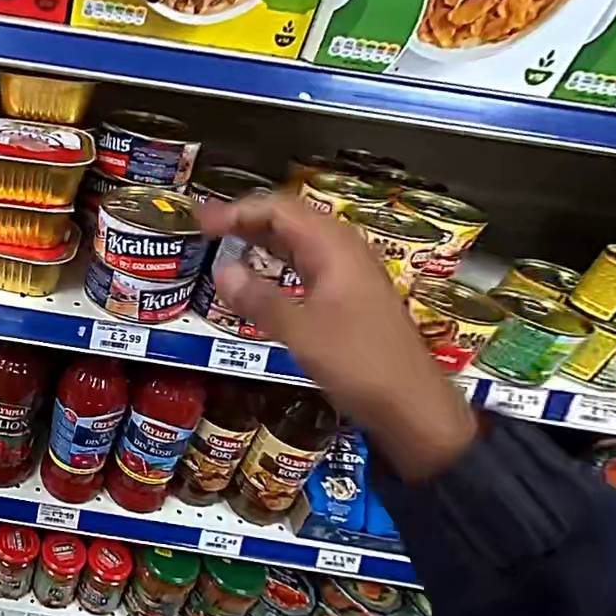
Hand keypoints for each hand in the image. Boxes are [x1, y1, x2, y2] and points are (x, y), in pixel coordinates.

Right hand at [200, 195, 477, 480]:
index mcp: (334, 248)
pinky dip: (279, 261)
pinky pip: (308, 263)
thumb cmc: (359, 364)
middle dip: (247, 220)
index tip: (204, 223)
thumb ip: (259, 300)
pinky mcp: (350, 293)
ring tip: (227, 242)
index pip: (279, 211)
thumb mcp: (301, 333)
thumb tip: (222, 272)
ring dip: (263, 239)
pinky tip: (263, 274)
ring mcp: (350, 271)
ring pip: (300, 241)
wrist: (412, 404)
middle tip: (209, 229)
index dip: (238, 212)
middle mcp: (344, 250)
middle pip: (290, 219)